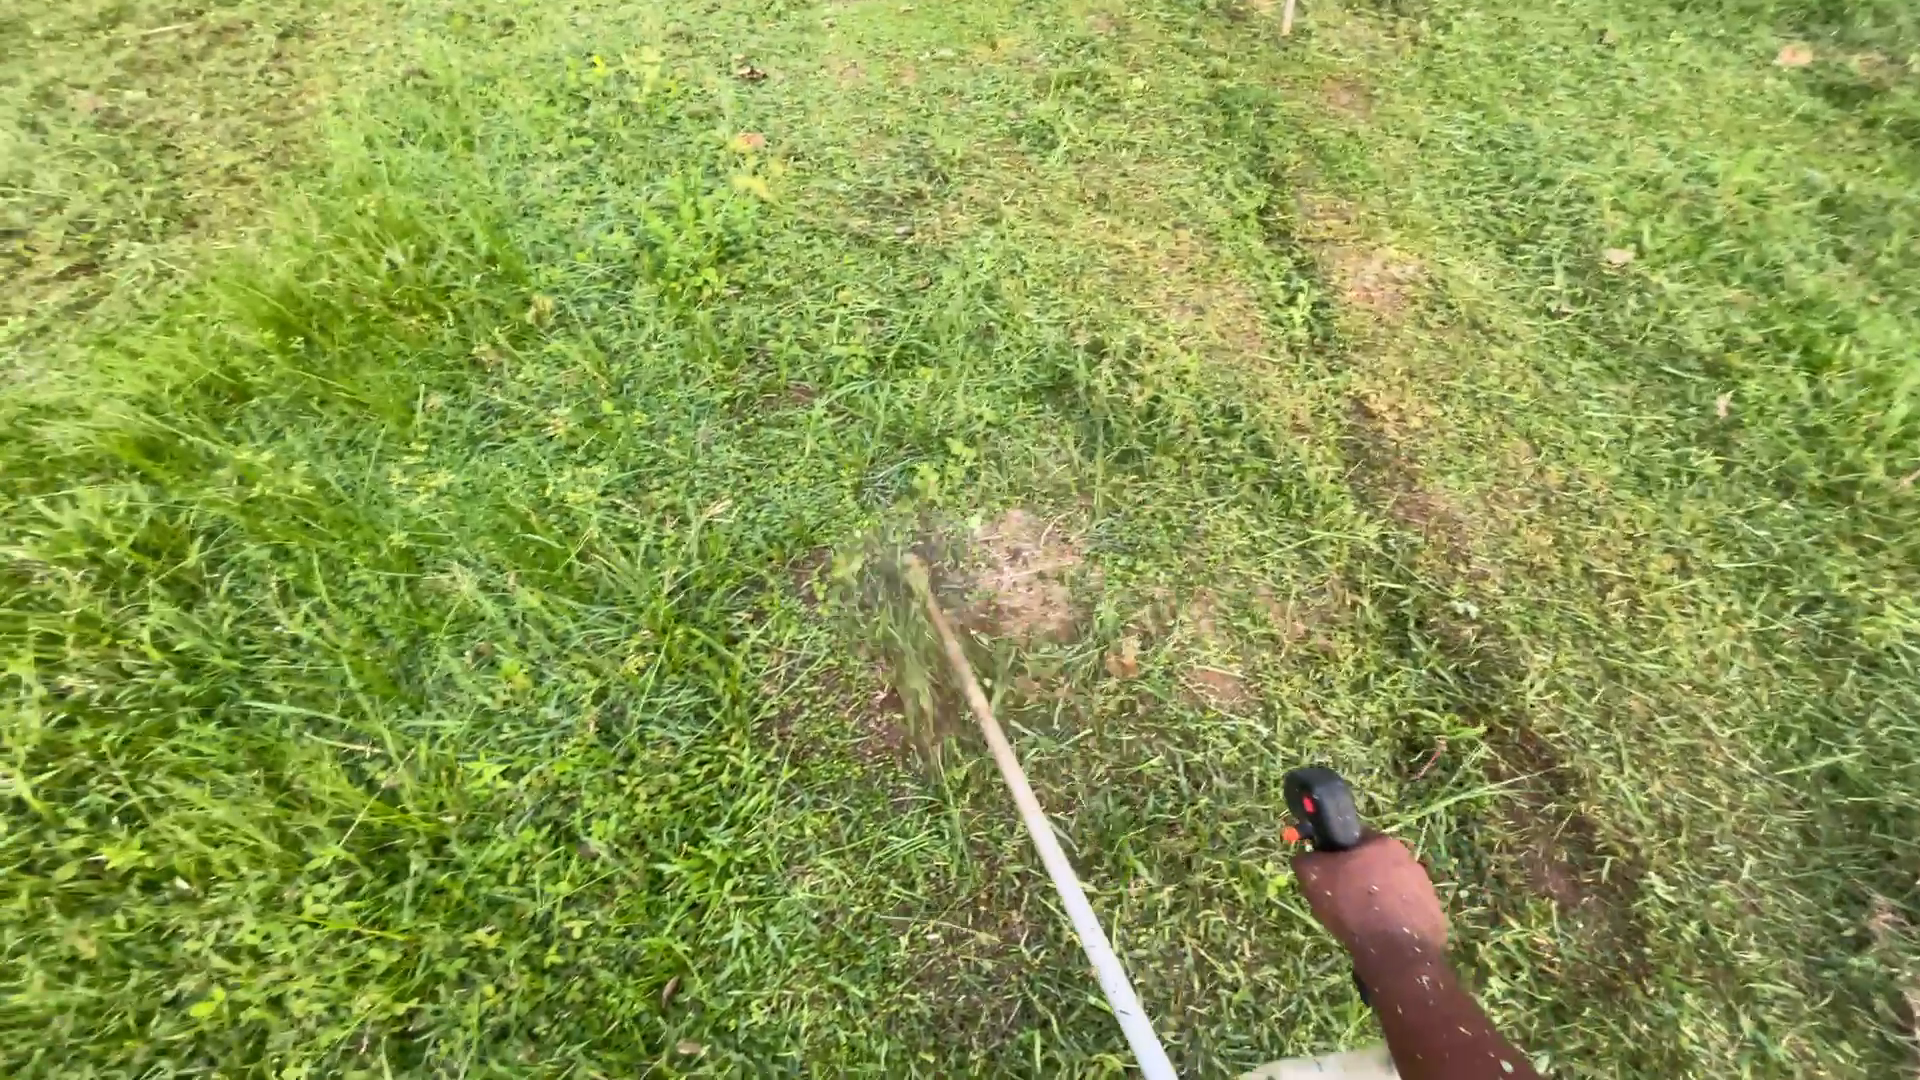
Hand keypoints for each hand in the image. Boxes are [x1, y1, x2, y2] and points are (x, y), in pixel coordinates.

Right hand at [1291, 833, 1446, 975]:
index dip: (1336, 856)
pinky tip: (1378, 934)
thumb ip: (1306, 858)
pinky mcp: (1434, 916)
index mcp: (1382, 842)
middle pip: (1372, 864)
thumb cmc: (1352, 906)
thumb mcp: (1313, 876)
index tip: (1328, 874)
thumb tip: (1307, 857)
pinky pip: (1403, 912)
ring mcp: (1426, 889)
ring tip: (1359, 921)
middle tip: (1340, 899)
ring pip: (1388, 889)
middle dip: (1356, 879)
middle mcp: (1409, 859)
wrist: (1397, 956)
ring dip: (1374, 899)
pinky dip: (1391, 920)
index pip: (1352, 840)